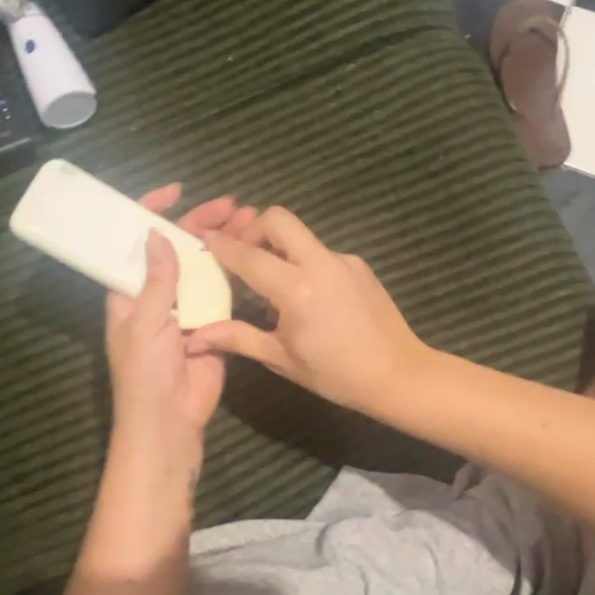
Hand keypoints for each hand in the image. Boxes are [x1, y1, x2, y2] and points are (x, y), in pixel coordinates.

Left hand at [105, 185, 255, 452]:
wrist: (169, 423)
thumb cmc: (145, 373)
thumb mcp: (144, 322)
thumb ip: (156, 280)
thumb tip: (157, 234)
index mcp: (129, 291)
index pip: (138, 242)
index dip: (152, 212)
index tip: (177, 191)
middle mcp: (158, 295)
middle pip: (180, 249)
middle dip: (203, 224)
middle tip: (233, 206)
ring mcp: (188, 309)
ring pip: (207, 268)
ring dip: (227, 244)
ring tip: (252, 221)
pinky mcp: (213, 325)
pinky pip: (225, 294)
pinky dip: (239, 273)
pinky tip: (257, 255)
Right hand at [188, 207, 429, 412]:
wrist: (399, 374)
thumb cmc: (336, 375)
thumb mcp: (281, 359)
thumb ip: (238, 338)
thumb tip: (195, 336)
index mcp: (296, 289)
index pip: (247, 255)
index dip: (222, 246)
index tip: (205, 241)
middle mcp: (319, 263)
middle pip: (278, 219)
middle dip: (253, 228)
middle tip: (243, 254)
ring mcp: (343, 260)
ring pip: (301, 235)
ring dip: (279, 247)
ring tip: (271, 282)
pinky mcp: (359, 265)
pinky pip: (321, 253)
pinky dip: (303, 263)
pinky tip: (307, 297)